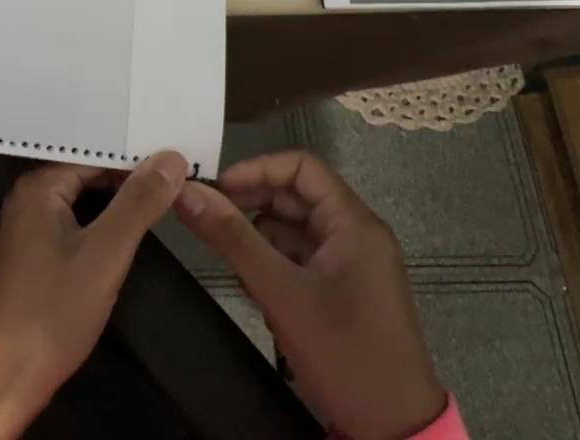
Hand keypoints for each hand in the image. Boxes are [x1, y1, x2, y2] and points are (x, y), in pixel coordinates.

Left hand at [0, 152, 188, 439]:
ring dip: (120, 197)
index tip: (178, 151)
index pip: (94, 153)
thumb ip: (138, 203)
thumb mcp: (105, 253)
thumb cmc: (53, 309)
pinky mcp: (37, 252)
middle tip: (181, 166)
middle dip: (130, 174)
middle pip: (87, 172)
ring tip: (169, 187)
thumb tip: (171, 157)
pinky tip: (134, 223)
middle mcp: (29, 196)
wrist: (8, 373)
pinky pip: (77, 220)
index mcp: (38, 185)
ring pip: (83, 198)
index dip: (136, 154)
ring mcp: (31, 225)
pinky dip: (105, 219)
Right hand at [174, 151, 445, 439]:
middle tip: (206, 215)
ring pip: (293, 227)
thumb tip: (185, 192)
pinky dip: (271, 260)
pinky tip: (249, 283)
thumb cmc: (345, 353)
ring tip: (223, 254)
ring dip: (256, 233)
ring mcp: (351, 264)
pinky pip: (299, 256)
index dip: (255, 169)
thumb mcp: (280, 292)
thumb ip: (231, 238)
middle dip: (249, 201)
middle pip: (294, 195)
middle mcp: (356, 234)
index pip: (301, 166)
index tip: (215, 188)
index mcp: (354, 224)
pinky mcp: (342, 290)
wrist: (394, 431)